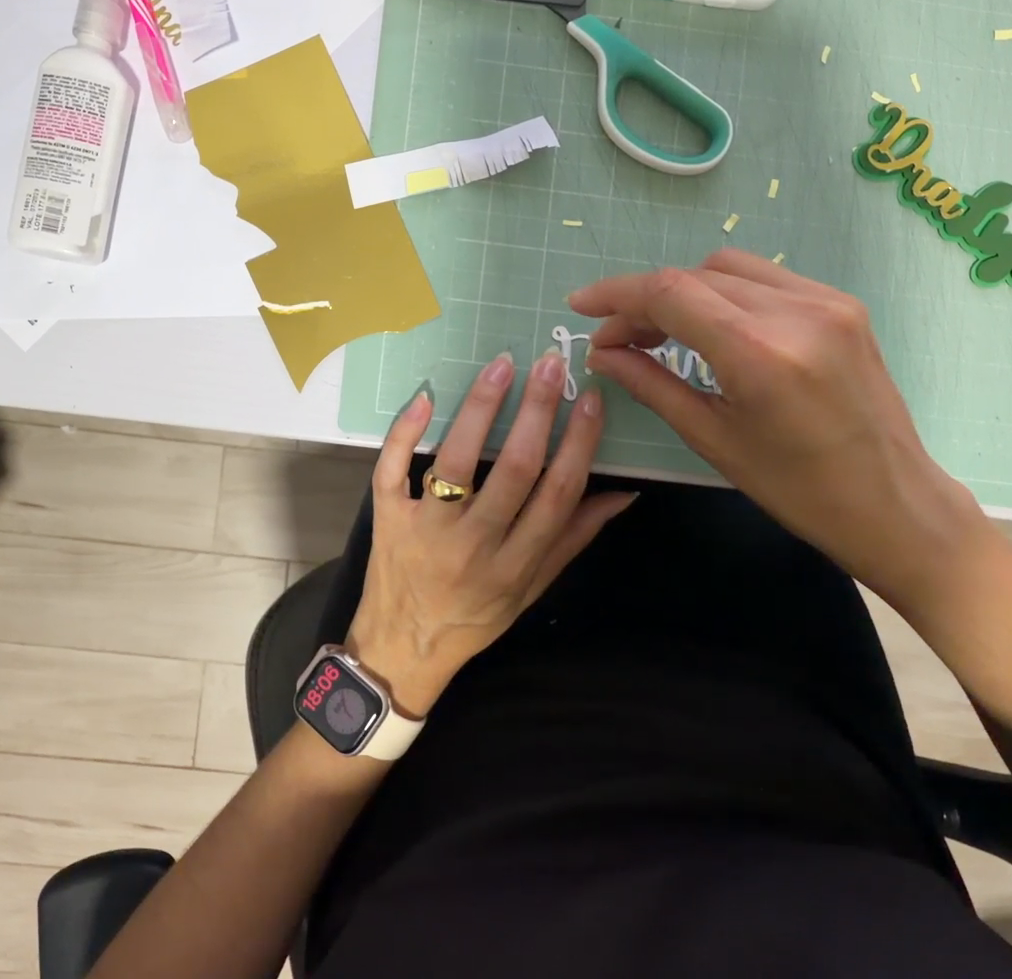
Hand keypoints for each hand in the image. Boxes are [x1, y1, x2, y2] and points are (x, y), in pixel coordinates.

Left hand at [348, 350, 637, 716]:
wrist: (402, 646)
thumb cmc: (474, 617)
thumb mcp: (531, 589)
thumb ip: (572, 538)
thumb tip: (622, 493)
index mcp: (515, 563)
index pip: (558, 494)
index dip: (579, 443)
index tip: (590, 399)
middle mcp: (474, 544)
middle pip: (514, 469)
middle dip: (537, 412)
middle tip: (551, 364)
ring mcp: (426, 530)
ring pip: (456, 462)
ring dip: (480, 409)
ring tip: (502, 366)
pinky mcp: (388, 518)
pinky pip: (392, 470)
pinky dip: (405, 433)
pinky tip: (425, 397)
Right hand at [566, 249, 990, 608]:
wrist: (892, 502)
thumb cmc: (795, 489)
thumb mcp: (712, 439)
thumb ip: (652, 385)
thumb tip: (602, 354)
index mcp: (759, 354)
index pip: (669, 294)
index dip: (616, 295)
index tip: (581, 308)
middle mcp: (795, 311)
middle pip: (694, 276)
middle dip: (645, 302)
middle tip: (618, 341)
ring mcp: (826, 301)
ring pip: (729, 269)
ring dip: (684, 292)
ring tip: (661, 334)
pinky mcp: (843, 304)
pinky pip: (766, 279)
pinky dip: (725, 294)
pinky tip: (713, 329)